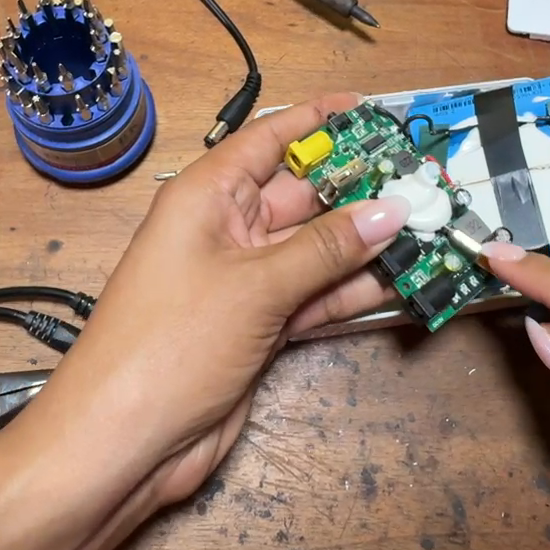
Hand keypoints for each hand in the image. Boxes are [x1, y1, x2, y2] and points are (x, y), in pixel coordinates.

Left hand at [30, 92, 407, 507]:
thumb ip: (326, 249)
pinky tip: (398, 279)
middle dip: (357, 186)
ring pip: (314, 247)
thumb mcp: (254, 285)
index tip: (368, 108)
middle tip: (420, 178)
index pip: (268, 139)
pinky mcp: (259, 324)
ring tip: (425, 225)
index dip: (317, 120)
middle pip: (301, 194)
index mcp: (208, 195)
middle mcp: (227, 229)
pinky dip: (350, 289)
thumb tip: (392, 208)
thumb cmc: (173, 341)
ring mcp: (245, 279)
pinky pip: (312, 294)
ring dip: (364, 241)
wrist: (124, 442)